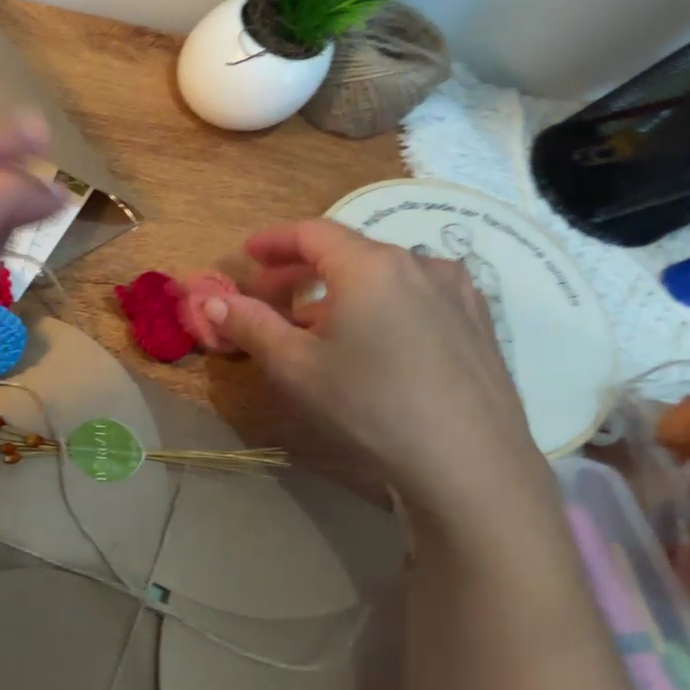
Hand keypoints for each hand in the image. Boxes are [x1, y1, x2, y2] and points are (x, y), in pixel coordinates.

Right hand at [201, 219, 546, 514]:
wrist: (466, 456)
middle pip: (350, 251)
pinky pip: (414, 295)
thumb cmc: (367, 403)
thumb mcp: (292, 365)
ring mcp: (457, 291)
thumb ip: (250, 325)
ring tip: (313, 324)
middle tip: (265, 295)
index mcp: (371, 266)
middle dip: (301, 270)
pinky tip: (366, 338)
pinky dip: (377, 303)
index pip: (314, 233)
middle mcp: (419, 264)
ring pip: (383, 275)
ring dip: (339, 289)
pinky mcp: (477, 321)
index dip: (275, 241)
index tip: (247, 254)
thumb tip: (212, 301)